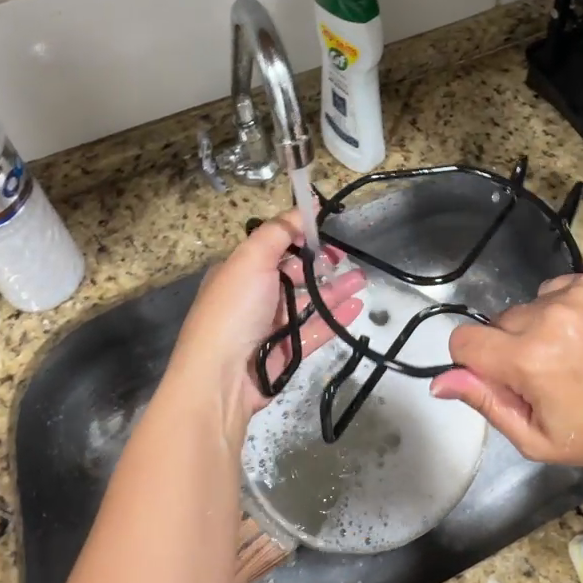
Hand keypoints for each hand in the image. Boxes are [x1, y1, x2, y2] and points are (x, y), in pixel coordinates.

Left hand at [164, 209, 365, 446]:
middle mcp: (253, 296)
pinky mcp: (285, 352)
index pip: (273, 246)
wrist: (220, 378)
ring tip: (363, 279)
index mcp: (239, 271)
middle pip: (292, 274)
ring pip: (308, 302)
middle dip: (319, 263)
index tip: (325, 229)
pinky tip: (357, 306)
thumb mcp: (252, 257)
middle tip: (345, 256)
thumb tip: (307, 205)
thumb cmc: (235, 309)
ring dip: (335, 289)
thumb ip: (280, 230)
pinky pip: (315, 329)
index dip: (299, 236)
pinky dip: (336, 317)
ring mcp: (269, 326)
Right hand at [430, 272, 582, 470]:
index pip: (463, 341)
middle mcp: (545, 316)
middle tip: (548, 379)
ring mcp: (573, 293)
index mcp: (527, 360)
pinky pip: (555, 289)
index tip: (501, 381)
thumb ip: (486, 404)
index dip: (473, 364)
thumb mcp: (540, 440)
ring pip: (527, 307)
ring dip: (537, 329)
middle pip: (497, 324)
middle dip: (510, 350)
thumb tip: (439, 382)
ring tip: (575, 357)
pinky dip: (563, 309)